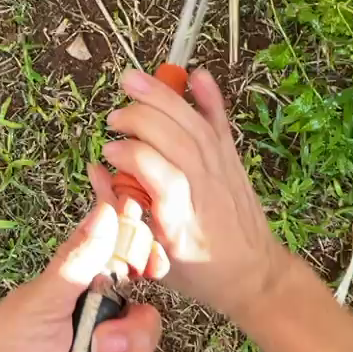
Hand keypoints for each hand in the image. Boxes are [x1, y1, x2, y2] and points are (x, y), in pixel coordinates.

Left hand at [0, 203, 162, 351]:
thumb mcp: (40, 305)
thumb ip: (79, 260)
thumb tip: (105, 208)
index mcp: (74, 296)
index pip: (125, 270)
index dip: (144, 268)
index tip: (152, 269)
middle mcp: (88, 333)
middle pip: (144, 326)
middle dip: (124, 342)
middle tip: (98, 346)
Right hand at [95, 67, 292, 321]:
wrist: (256, 276)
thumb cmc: (198, 273)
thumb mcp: (150, 258)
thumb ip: (121, 213)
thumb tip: (97, 172)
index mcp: (183, 223)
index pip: (162, 177)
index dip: (133, 157)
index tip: (108, 152)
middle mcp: (206, 191)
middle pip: (179, 142)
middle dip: (142, 120)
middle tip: (113, 118)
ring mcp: (223, 172)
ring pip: (194, 125)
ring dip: (163, 97)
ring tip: (132, 79)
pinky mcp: (233, 161)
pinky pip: (221, 124)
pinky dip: (210, 98)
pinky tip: (195, 75)